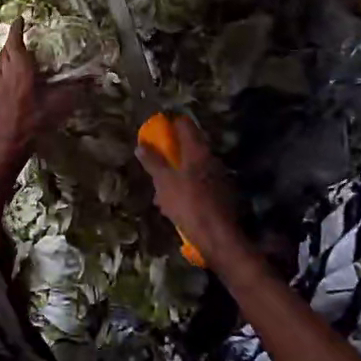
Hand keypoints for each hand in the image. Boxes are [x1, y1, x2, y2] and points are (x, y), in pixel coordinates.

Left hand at [0, 19, 87, 163]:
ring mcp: (0, 84)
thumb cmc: (34, 120)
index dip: (17, 29)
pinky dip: (6, 65)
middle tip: (20, 32)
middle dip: (12, 39)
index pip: (16, 42)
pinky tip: (13, 73)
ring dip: (7, 52)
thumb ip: (77, 90)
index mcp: (20, 70)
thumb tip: (96, 80)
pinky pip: (0, 72)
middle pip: (5, 50)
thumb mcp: (59, 104)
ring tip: (16, 49)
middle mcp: (7, 73)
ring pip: (1, 61)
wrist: (10, 141)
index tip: (20, 19)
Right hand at [134, 117, 248, 264]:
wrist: (217, 236)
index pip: (185, 125)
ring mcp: (218, 177)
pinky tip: (173, 205)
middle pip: (189, 147)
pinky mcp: (220, 194)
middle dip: (171, 153)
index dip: (171, 123)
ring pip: (192, 168)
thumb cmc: (188, 204)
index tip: (157, 129)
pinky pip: (198, 184)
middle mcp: (211, 159)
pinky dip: (185, 188)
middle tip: (154, 161)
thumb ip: (153, 162)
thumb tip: (141, 145)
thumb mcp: (164, 182)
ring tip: (159, 190)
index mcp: (198, 151)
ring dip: (176, 174)